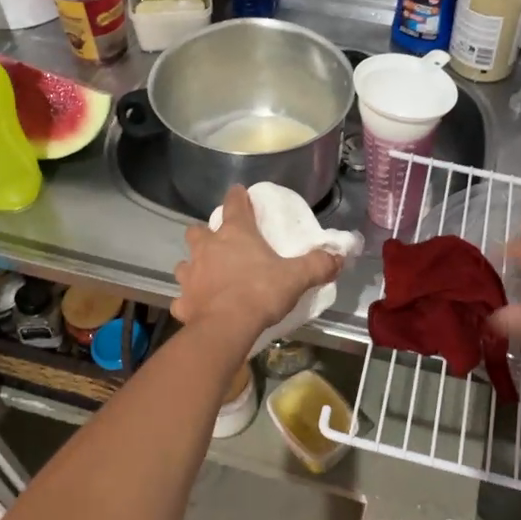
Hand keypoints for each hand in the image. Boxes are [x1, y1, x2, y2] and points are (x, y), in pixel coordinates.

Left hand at [172, 185, 344, 339]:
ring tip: (207, 276)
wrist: (226, 327)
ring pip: (185, 263)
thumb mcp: (296, 277)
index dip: (237, 196)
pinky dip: (190, 302)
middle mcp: (207, 248)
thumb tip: (338, 257)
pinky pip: (183, 299)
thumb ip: (317, 264)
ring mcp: (190, 275)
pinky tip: (199, 308)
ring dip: (194, 267)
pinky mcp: (183, 302)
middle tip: (218, 243)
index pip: (234, 203)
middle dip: (205, 234)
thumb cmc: (260, 292)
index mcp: (235, 234)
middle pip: (197, 231)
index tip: (239, 192)